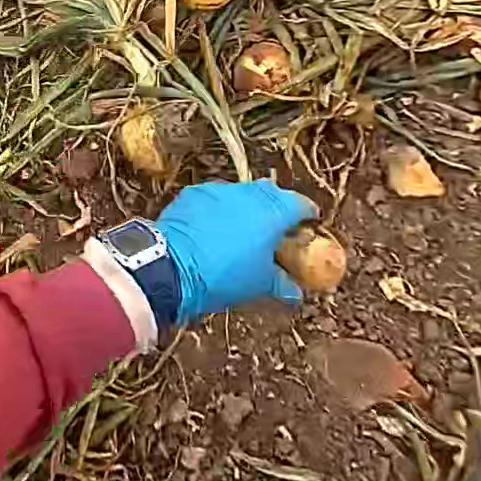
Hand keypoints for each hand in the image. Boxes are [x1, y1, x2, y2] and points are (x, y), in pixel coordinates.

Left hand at [155, 179, 315, 325]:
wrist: (172, 265)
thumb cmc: (224, 274)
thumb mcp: (259, 284)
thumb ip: (282, 283)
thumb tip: (295, 291)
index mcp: (273, 212)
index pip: (301, 204)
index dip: (307, 215)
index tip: (308, 225)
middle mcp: (250, 193)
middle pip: (273, 194)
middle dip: (277, 208)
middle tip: (276, 228)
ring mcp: (221, 189)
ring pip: (243, 193)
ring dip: (247, 207)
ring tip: (242, 229)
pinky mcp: (196, 192)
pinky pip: (216, 198)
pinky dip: (221, 209)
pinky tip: (214, 228)